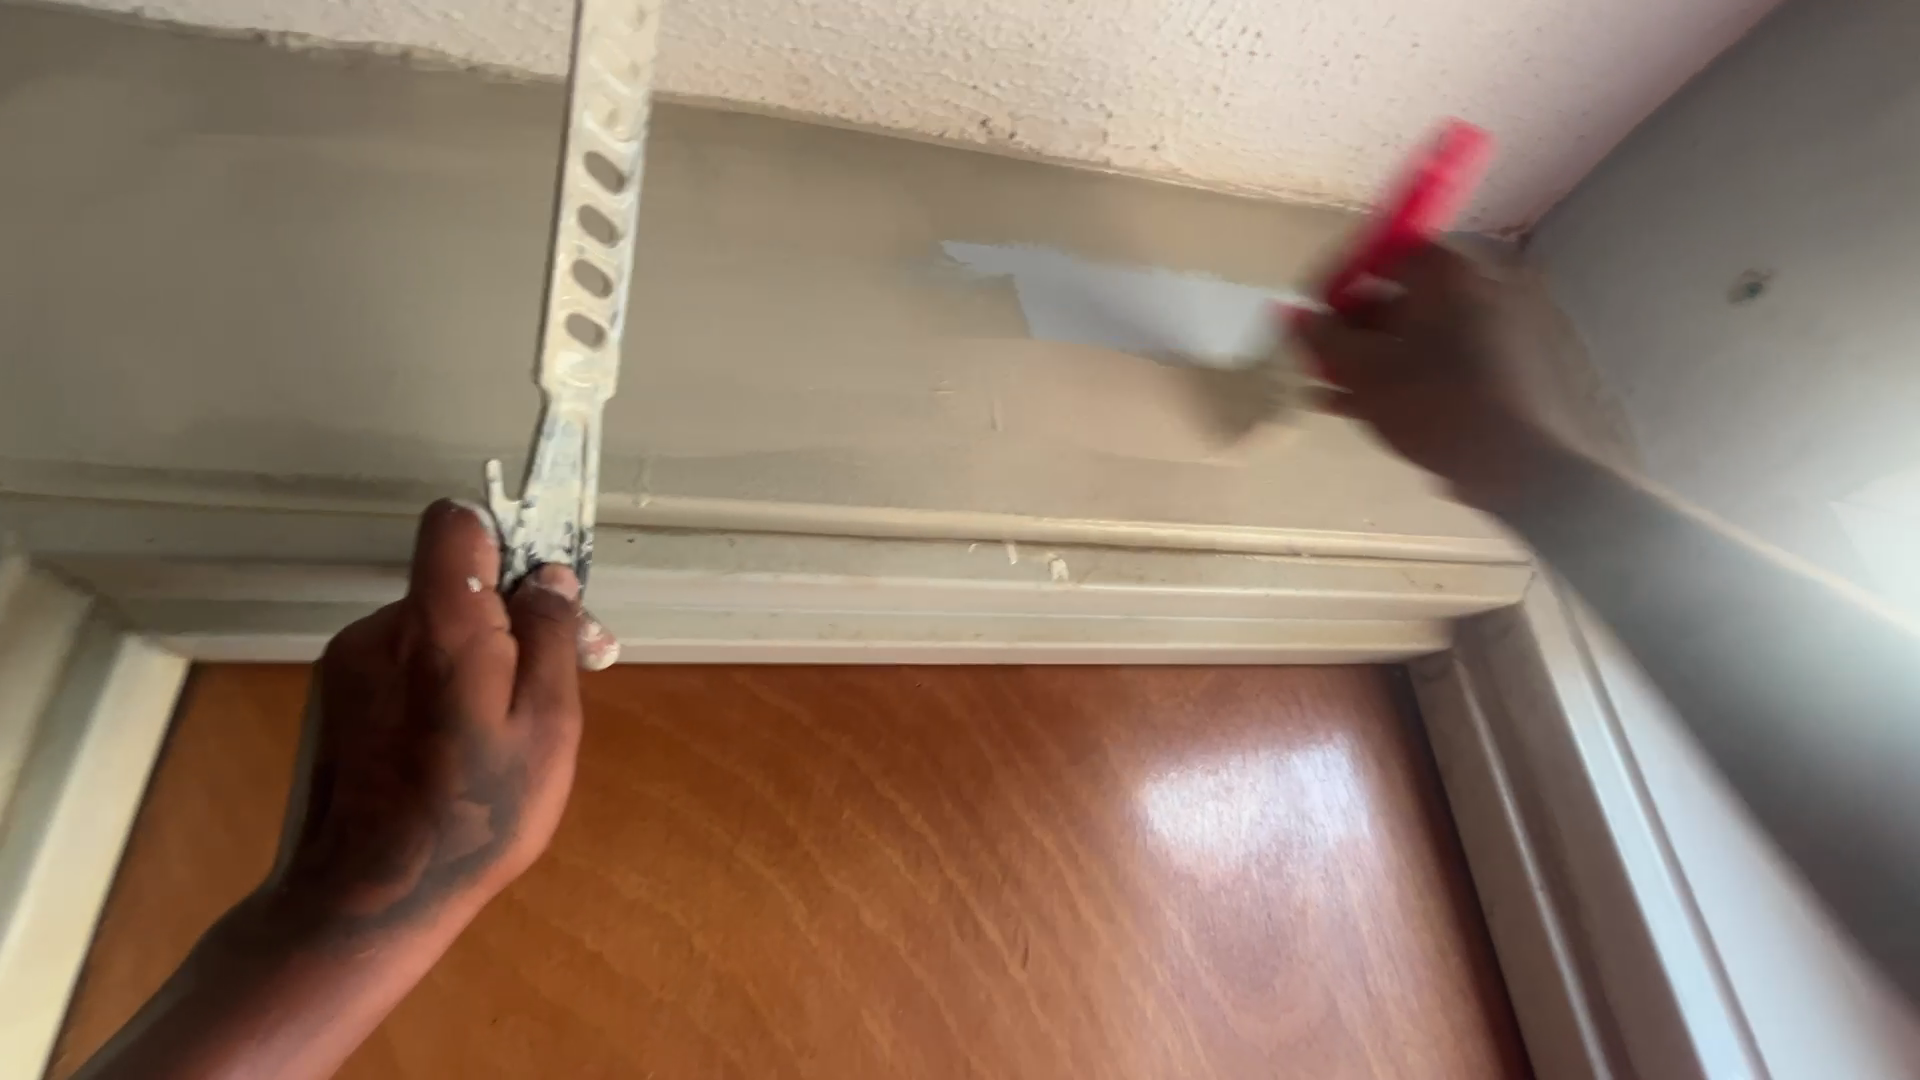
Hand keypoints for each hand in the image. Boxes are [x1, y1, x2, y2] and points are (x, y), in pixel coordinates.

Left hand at [265, 499, 589, 935]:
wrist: (362, 905)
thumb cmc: (477, 816)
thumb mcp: (547, 723)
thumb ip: (552, 636)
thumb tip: (550, 576)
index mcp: (438, 628)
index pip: (458, 524)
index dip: (510, 532)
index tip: (549, 580)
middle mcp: (382, 629)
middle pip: (463, 577)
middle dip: (524, 607)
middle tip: (583, 663)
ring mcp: (351, 661)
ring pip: (441, 618)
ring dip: (495, 644)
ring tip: (532, 710)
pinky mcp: (340, 693)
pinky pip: (414, 653)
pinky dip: (456, 670)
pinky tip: (478, 729)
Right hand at [1293, 242, 1556, 507]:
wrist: (1512, 462)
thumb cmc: (1432, 403)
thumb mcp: (1361, 370)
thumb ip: (1320, 337)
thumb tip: (1290, 312)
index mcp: (1451, 275)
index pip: (1386, 250)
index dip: (1340, 279)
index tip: (1313, 313)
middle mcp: (1480, 288)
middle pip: (1399, 295)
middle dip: (1349, 329)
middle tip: (1315, 361)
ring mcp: (1496, 329)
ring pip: (1413, 333)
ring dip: (1366, 358)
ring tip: (1327, 391)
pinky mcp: (1501, 367)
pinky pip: (1437, 358)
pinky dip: (1398, 374)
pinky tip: (1361, 406)